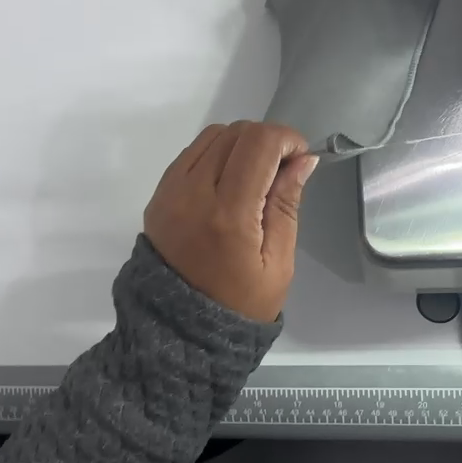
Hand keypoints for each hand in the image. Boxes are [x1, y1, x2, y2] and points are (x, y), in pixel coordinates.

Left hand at [143, 121, 318, 321]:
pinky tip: (229, 181)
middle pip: (235, 133)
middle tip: (282, 170)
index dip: (287, 140)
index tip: (300, 160)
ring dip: (241, 144)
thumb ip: (287, 204)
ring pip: (212, 136)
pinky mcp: (159, 194)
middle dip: (267, 140)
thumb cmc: (240, 304)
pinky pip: (191, 153)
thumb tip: (303, 159)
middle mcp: (193, 193)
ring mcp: (170, 191)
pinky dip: (216, 154)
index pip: (258, 144)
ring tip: (255, 176)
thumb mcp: (278, 263)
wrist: (179, 329)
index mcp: (228, 214)